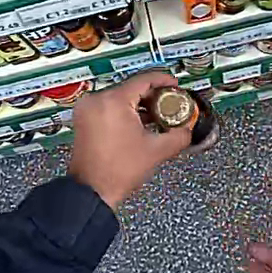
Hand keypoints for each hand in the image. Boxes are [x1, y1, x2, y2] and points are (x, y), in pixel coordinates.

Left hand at [68, 71, 193, 210]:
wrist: (92, 192)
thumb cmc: (117, 172)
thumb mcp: (156, 151)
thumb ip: (178, 135)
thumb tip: (187, 129)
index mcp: (113, 101)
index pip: (143, 80)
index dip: (163, 80)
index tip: (174, 84)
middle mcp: (96, 101)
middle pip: (131, 87)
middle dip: (153, 95)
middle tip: (169, 103)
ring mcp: (87, 110)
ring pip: (120, 96)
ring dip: (139, 103)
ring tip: (157, 115)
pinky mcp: (84, 120)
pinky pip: (109, 106)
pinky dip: (126, 111)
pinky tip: (140, 122)